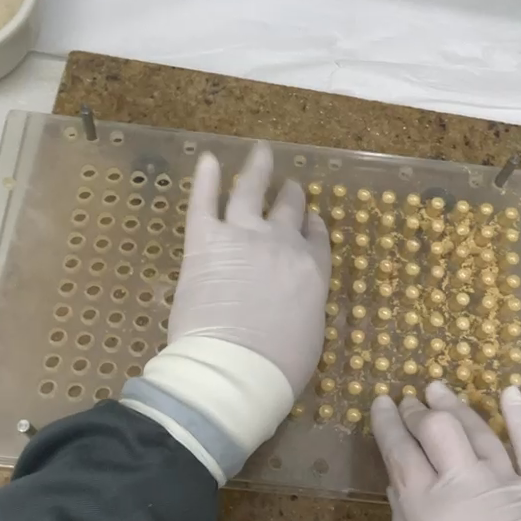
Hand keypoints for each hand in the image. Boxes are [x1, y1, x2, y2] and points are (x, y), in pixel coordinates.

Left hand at [170, 143, 331, 392]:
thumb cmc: (279, 366)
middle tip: (290, 185)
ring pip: (251, 192)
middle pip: (288, 211)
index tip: (311, 218)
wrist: (237, 367)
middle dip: (290, 197)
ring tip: (261, 152)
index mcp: (312, 270)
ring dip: (257, 170)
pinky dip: (205, 179)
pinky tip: (208, 159)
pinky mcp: (205, 241)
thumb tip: (293, 303)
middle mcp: (282, 243)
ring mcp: (243, 236)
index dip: (312, 226)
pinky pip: (204, 202)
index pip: (315, 239)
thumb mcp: (310, 335)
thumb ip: (304, 306)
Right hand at [372, 382, 520, 520]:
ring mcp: (509, 485)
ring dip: (456, 405)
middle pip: (437, 428)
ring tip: (439, 390)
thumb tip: (398, 487)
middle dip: (417, 410)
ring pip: (479, 429)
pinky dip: (520, 416)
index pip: (400, 450)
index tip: (377, 403)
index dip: (385, 423)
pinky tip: (508, 393)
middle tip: (406, 400)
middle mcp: (466, 483)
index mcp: (426, 507)